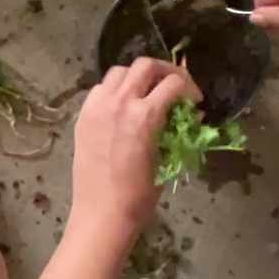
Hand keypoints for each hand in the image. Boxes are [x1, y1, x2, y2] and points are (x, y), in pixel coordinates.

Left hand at [70, 59, 201, 232]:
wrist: (102, 212)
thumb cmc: (138, 195)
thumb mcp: (166, 160)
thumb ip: (173, 131)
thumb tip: (185, 117)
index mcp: (145, 116)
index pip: (174, 83)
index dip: (191, 87)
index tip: (194, 100)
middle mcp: (119, 103)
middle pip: (145, 65)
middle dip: (165, 71)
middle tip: (174, 85)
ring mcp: (97, 107)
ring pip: (120, 71)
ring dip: (137, 77)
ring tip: (146, 92)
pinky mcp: (83, 116)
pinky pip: (100, 89)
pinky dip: (115, 89)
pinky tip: (122, 105)